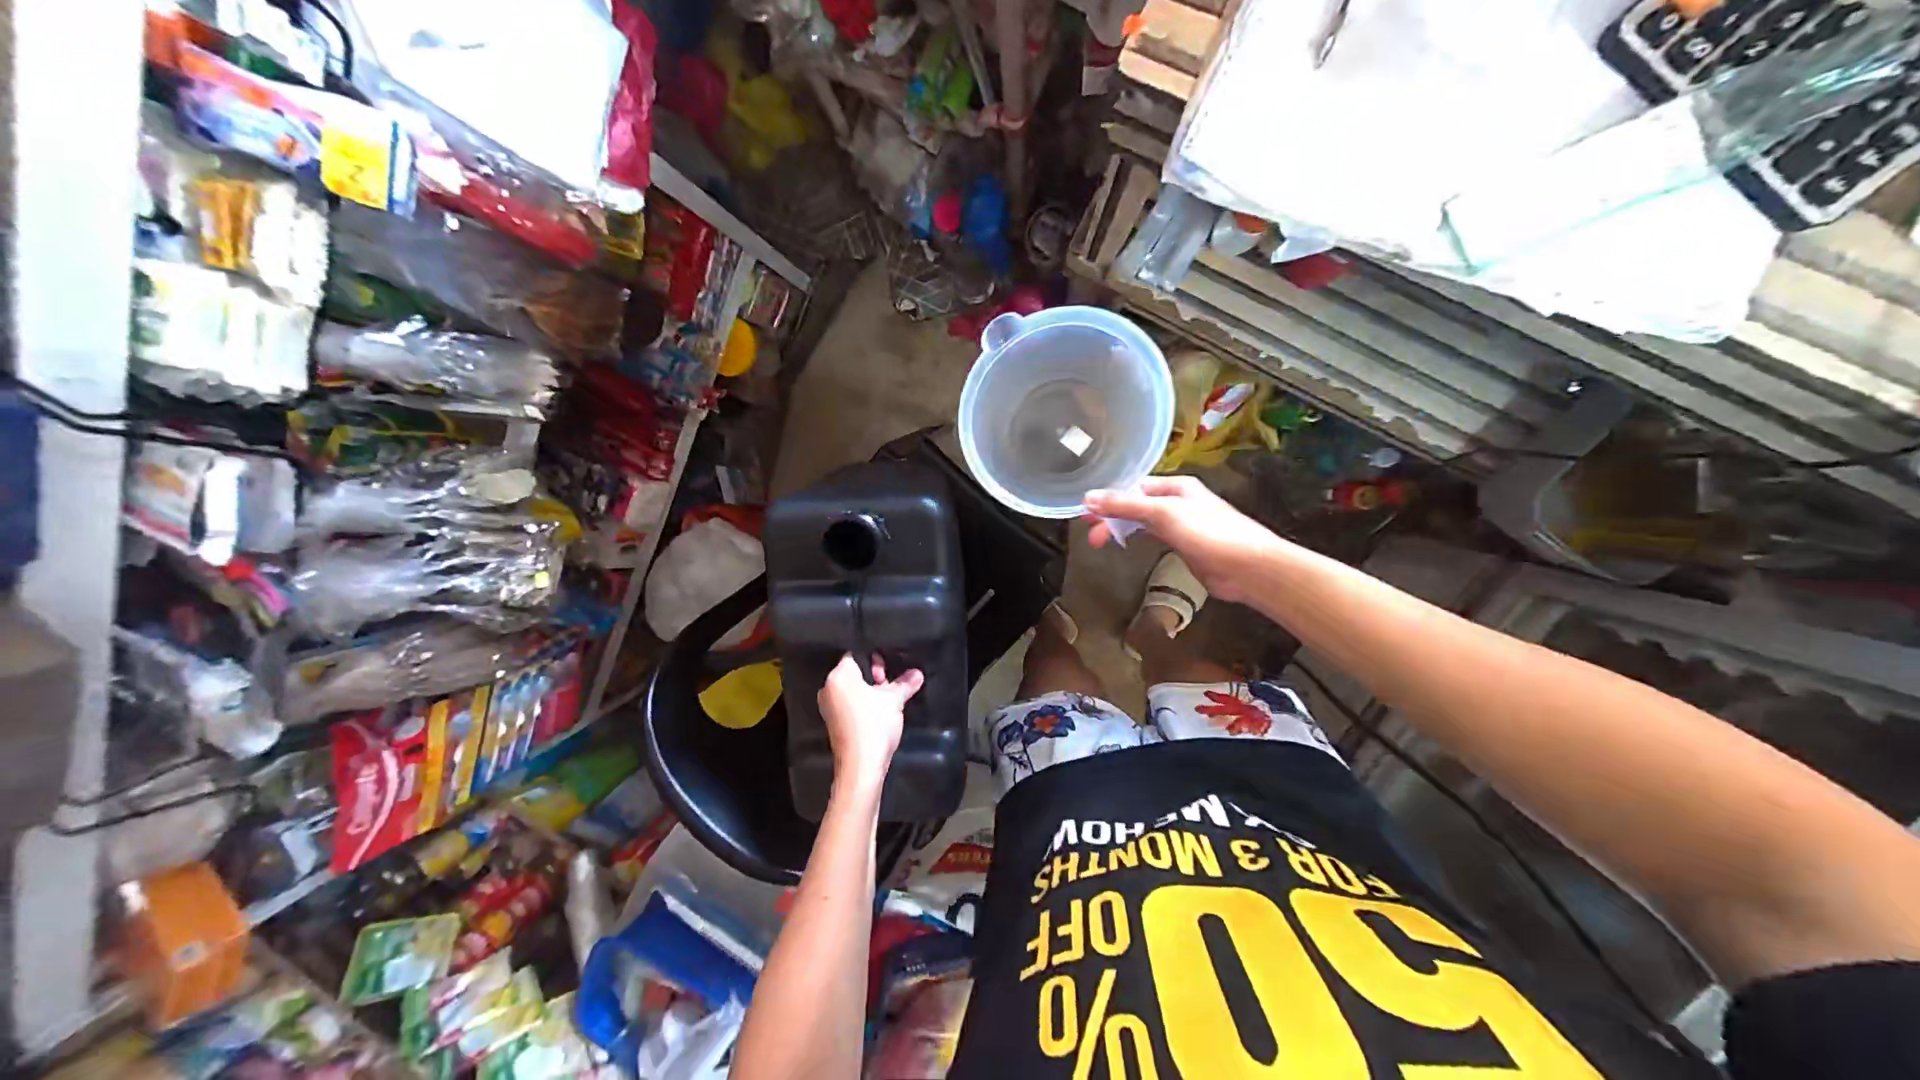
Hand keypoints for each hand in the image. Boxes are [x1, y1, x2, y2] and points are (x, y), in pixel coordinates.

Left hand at [817, 653, 923, 790]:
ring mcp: (829, 707)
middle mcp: (828, 689)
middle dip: (874, 676)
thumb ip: (905, 683)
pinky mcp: (834, 723)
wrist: (861, 766)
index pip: (855, 655)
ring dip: (870, 692)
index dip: (874, 658)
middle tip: (890, 684)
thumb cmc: (874, 726)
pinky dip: (864, 705)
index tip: (888, 668)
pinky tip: (880, 713)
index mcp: (838, 676)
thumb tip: (917, 673)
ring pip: (852, 690)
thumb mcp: (894, 700)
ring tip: (888, 699)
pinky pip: (849, 705)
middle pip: (853, 673)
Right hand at [1085, 476, 1283, 604]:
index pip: (1133, 486)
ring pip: (1143, 521)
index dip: (1108, 497)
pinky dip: (1137, 538)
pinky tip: (1126, 545)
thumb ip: (1125, 505)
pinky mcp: (1185, 546)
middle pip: (1135, 503)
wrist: (1248, 567)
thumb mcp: (1162, 513)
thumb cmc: (1208, 533)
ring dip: (1121, 528)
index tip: (1085, 511)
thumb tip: (1088, 497)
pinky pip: (1153, 536)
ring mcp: (1182, 524)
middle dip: (1110, 515)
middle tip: (1089, 532)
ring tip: (1100, 542)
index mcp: (1176, 486)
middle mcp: (1178, 501)